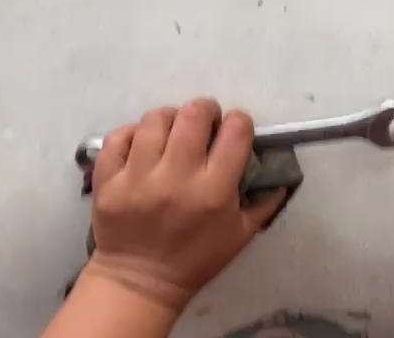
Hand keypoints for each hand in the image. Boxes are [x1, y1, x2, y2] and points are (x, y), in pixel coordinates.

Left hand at [86, 99, 287, 313]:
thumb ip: (265, 200)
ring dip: (168, 119)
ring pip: (155, 119)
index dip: (239, 122)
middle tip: (203, 125)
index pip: (236, 130)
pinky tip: (141, 146)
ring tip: (170, 133)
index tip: (233, 131)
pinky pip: (117, 137)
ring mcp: (137, 180)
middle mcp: (176, 180)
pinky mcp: (108, 183)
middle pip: (194, 114)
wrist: (139, 283)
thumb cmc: (196, 257)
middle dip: (205, 111)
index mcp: (213, 192)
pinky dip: (130, 134)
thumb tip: (285, 170)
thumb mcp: (241, 234)